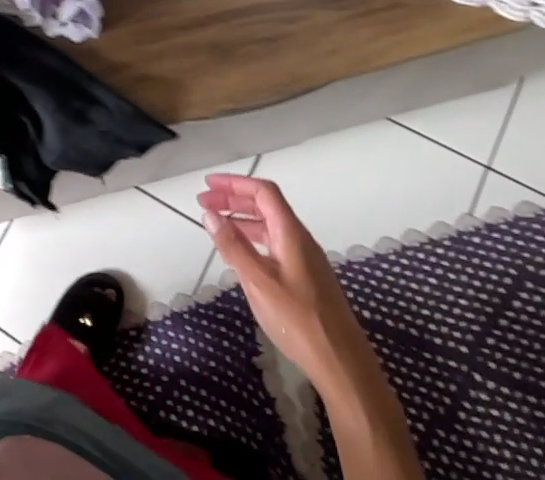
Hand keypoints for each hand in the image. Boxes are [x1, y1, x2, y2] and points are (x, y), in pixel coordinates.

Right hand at [198, 173, 356, 374]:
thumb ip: (233, 246)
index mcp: (291, 233)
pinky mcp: (304, 277)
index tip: (209, 184)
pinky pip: (273, 244)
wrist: (340, 360)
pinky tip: (239, 253)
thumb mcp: (258, 282)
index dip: (235, 183)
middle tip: (204, 202)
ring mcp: (303, 258)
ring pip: (269, 226)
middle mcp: (299, 239)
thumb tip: (209, 213)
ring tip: (215, 224)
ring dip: (242, 219)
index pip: (264, 192)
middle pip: (266, 206)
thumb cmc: (298, 319)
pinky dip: (252, 239)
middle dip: (234, 199)